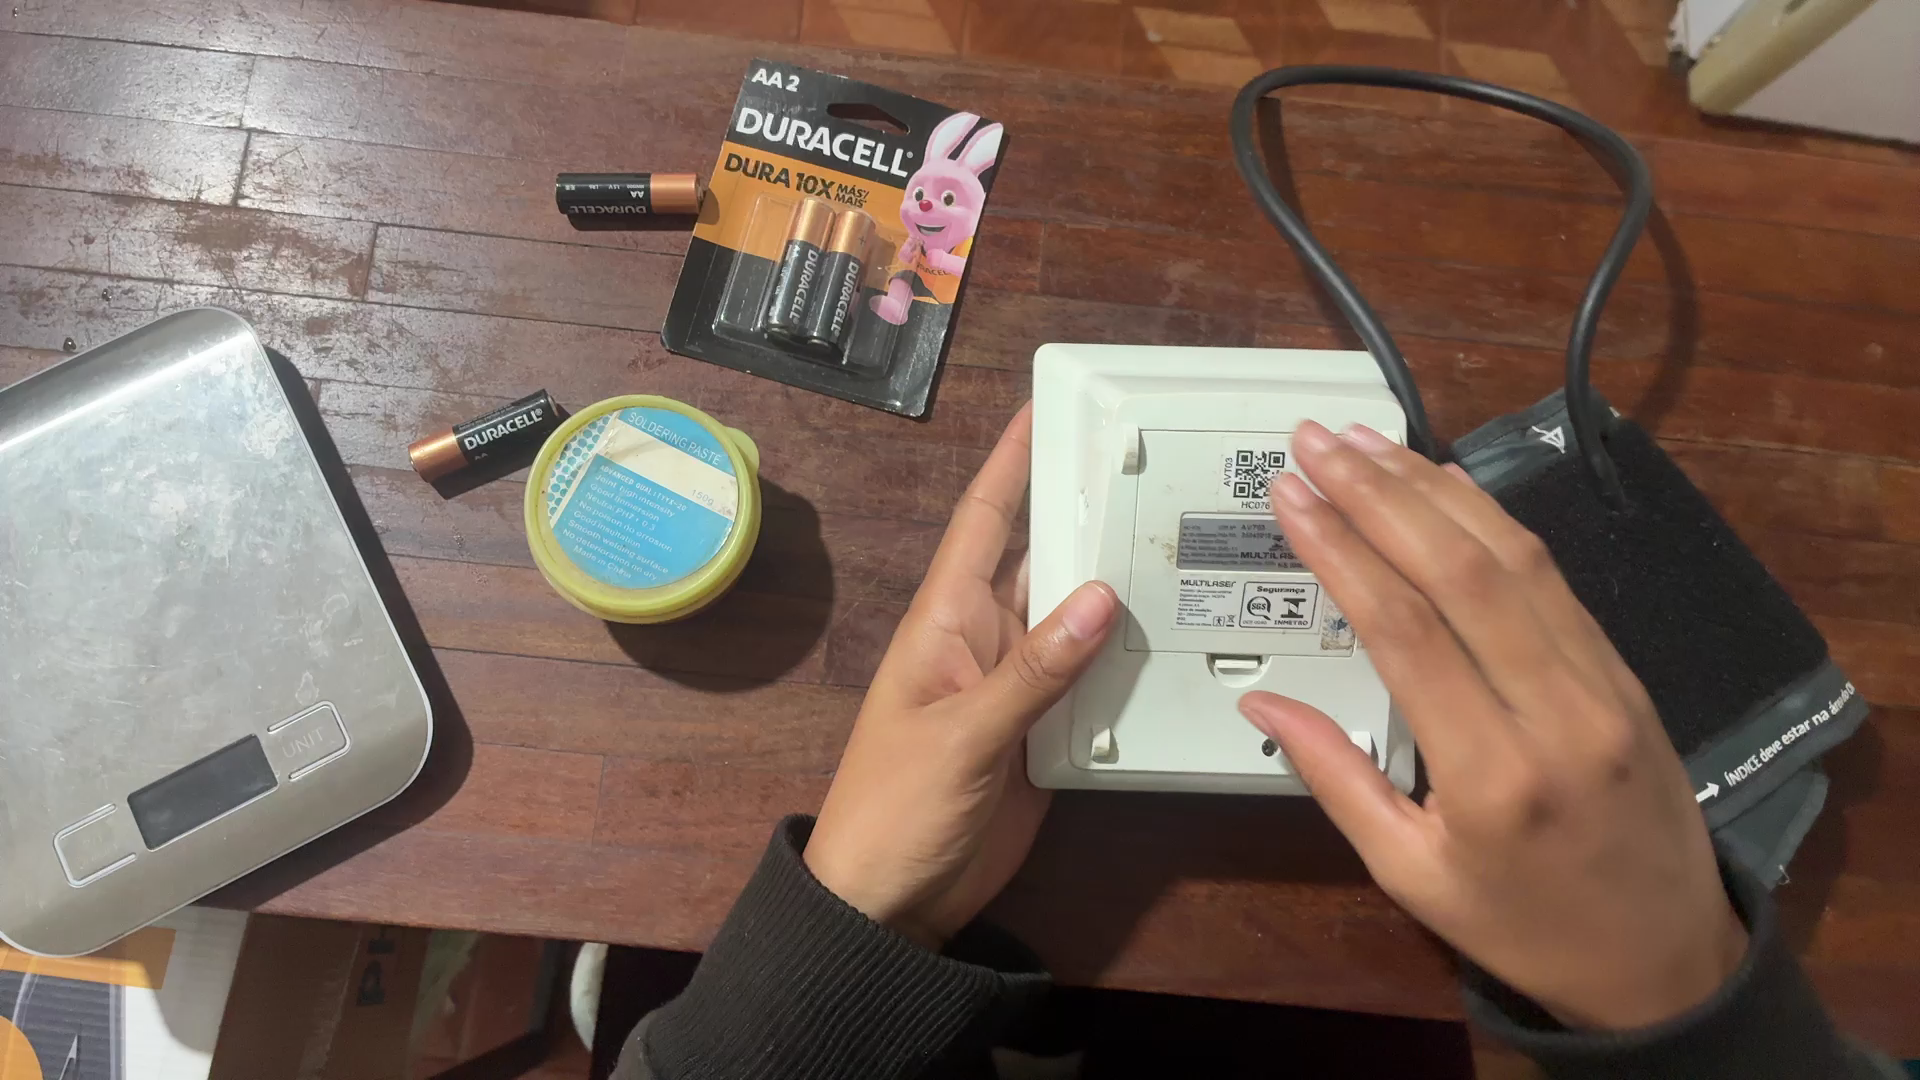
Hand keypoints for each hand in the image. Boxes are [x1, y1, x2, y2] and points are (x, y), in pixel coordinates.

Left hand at [806, 405, 1118, 947]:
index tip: (1042, 409)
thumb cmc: (898, 804)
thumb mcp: (962, 734)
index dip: (1009, 463)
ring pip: (1071, 615)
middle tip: (1146, 468)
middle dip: (1082, 512)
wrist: (893, 899)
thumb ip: (1032, 670)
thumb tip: (1101, 595)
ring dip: (1112, 581)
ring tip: (1175, 538)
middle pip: (1040, 558)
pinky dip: (1121, 653)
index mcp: (948, 618)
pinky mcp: (1044, 725)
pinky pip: (1088, 674)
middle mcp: (986, 635)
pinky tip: (1168, 633)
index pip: (983, 521)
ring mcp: (1018, 680)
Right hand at [1240, 420, 1746, 1030]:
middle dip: (1377, 492)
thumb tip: (1260, 704)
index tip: (1293, 496)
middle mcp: (1559, 709)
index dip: (1341, 549)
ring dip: (1428, 486)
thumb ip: (1333, 776)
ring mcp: (1603, 680)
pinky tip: (1442, 479)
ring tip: (1363, 441)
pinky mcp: (1619, 667)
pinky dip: (1487, 515)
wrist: (1666, 961)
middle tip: (1316, 442)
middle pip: (1461, 570)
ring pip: (1511, 555)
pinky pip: (1549, 573)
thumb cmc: (1521, 921)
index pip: (1404, 628)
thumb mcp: (1406, 869)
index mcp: (1493, 769)